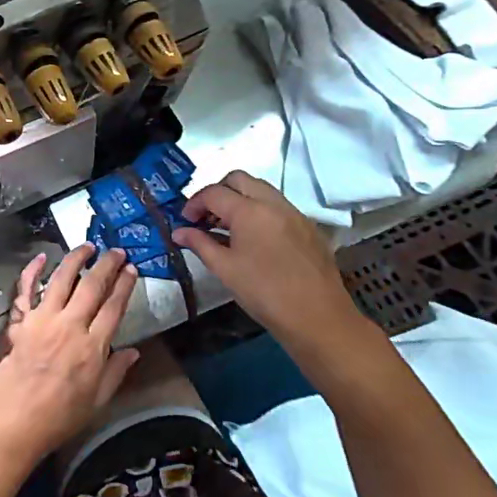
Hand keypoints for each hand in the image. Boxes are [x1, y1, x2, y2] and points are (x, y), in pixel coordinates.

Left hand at [0, 245, 140, 465]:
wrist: (12, 421)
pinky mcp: (21, 321)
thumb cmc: (58, 418)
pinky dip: (33, 270)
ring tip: (88, 246)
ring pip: (62, 278)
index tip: (131, 270)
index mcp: (93, 347)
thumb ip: (115, 373)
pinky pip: (27, 289)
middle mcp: (70, 326)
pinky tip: (42, 257)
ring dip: (76, 258)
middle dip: (107, 264)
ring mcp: (43, 320)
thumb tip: (133, 351)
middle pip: (92, 286)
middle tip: (116, 251)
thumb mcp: (97, 402)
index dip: (124, 285)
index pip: (114, 307)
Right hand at [172, 171, 374, 361]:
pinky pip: (278, 206)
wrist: (318, 317)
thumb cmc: (264, 292)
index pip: (214, 192)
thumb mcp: (224, 269)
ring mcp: (294, 213)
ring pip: (261, 190)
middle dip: (218, 192)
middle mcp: (274, 203)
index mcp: (250, 211)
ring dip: (240, 200)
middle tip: (206, 216)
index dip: (194, 203)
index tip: (186, 221)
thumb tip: (178, 232)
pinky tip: (254, 239)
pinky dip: (260, 211)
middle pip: (239, 179)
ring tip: (227, 228)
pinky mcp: (308, 227)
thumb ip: (199, 244)